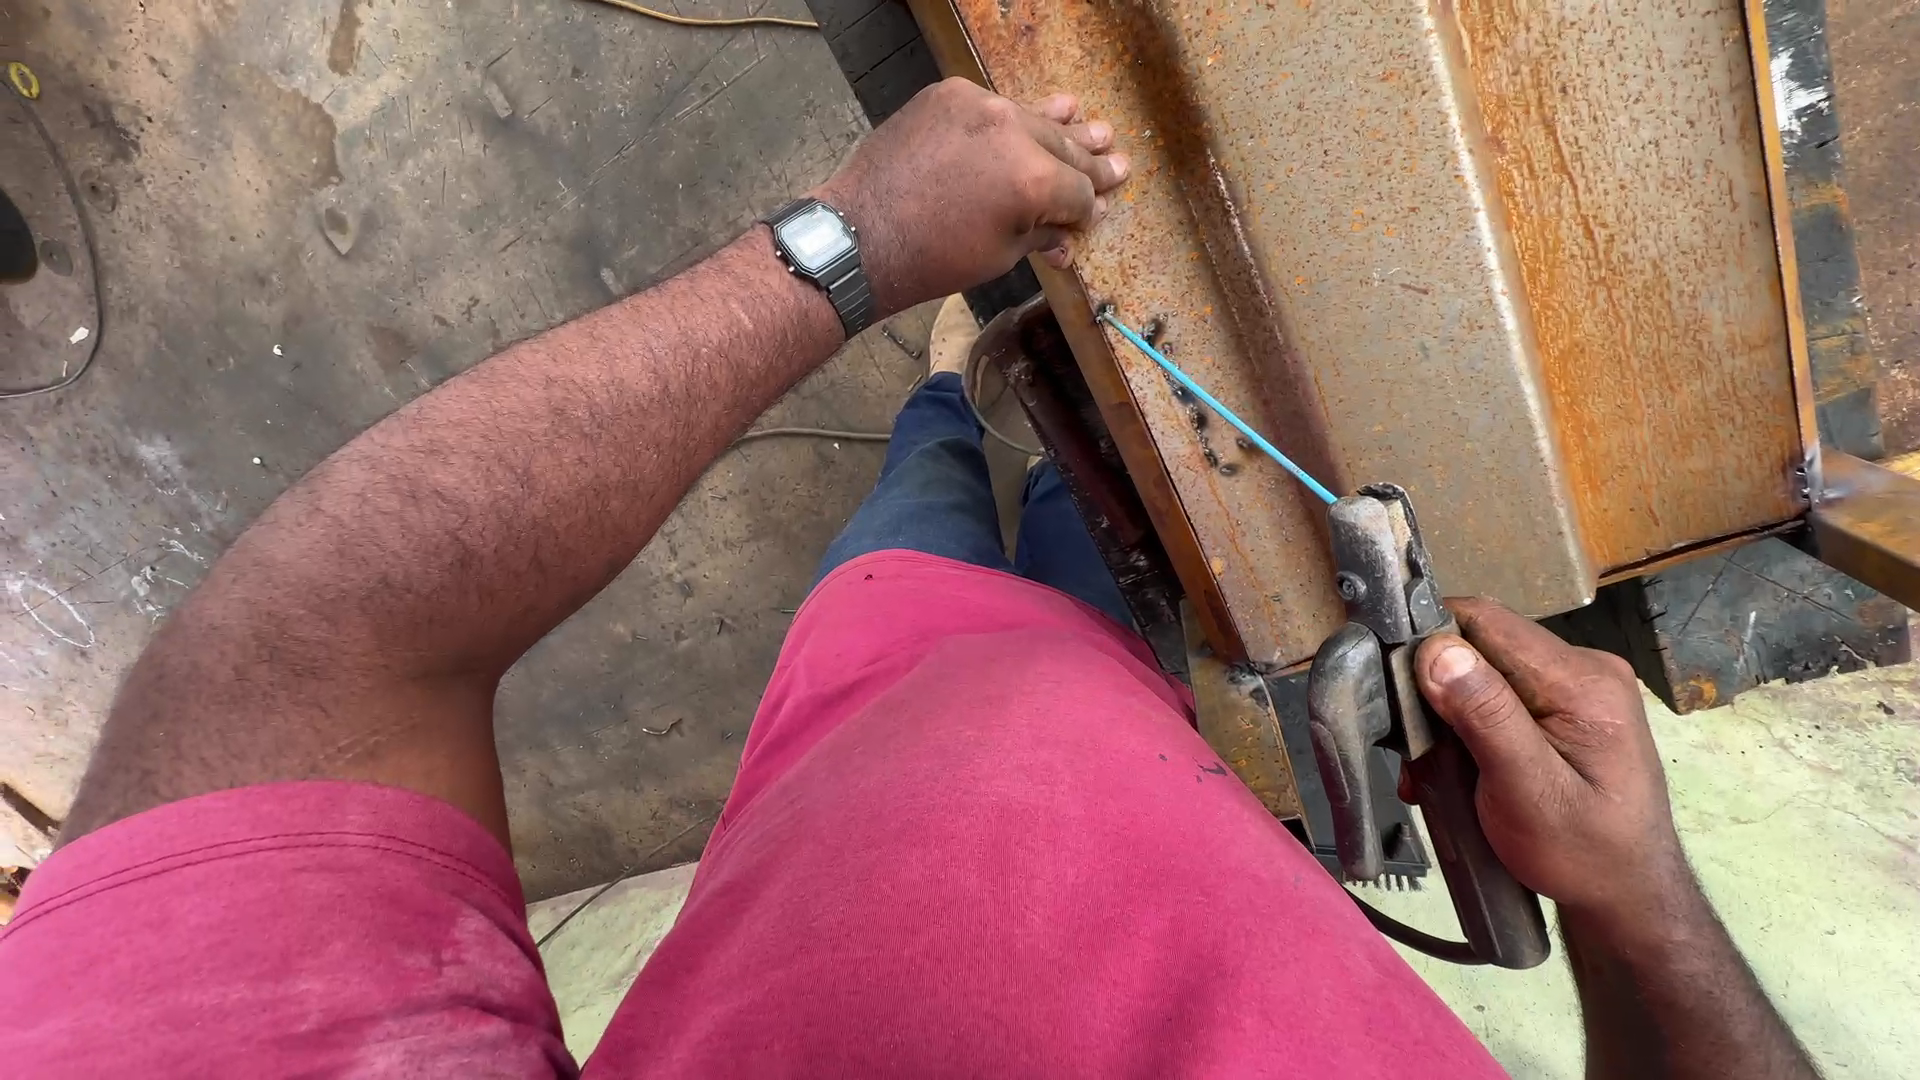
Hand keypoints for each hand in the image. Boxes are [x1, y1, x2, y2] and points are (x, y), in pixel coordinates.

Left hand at [813, 78, 1129, 316]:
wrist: (864, 235)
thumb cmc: (935, 260)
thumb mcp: (998, 257)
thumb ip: (1038, 237)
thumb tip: (1066, 238)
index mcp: (1032, 181)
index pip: (1078, 191)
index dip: (1089, 208)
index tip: (1098, 212)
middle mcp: (1014, 131)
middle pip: (1065, 147)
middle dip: (1091, 162)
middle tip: (1118, 164)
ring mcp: (980, 105)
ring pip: (1033, 119)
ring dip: (1064, 128)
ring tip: (1096, 129)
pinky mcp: (949, 95)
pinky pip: (995, 106)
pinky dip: (1017, 118)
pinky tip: (1043, 112)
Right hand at [1411, 598, 1691, 920]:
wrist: (1625, 897)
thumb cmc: (1581, 853)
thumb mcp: (1528, 791)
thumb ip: (1486, 717)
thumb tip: (1437, 651)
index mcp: (1581, 680)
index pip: (1482, 621)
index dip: (1426, 640)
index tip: (1392, 684)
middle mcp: (1580, 666)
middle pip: (1474, 642)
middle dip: (1428, 684)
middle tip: (1410, 742)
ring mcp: (1570, 683)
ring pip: (1474, 667)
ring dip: (1438, 708)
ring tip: (1427, 760)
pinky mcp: (1556, 702)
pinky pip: (1487, 689)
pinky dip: (1456, 719)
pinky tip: (1449, 760)